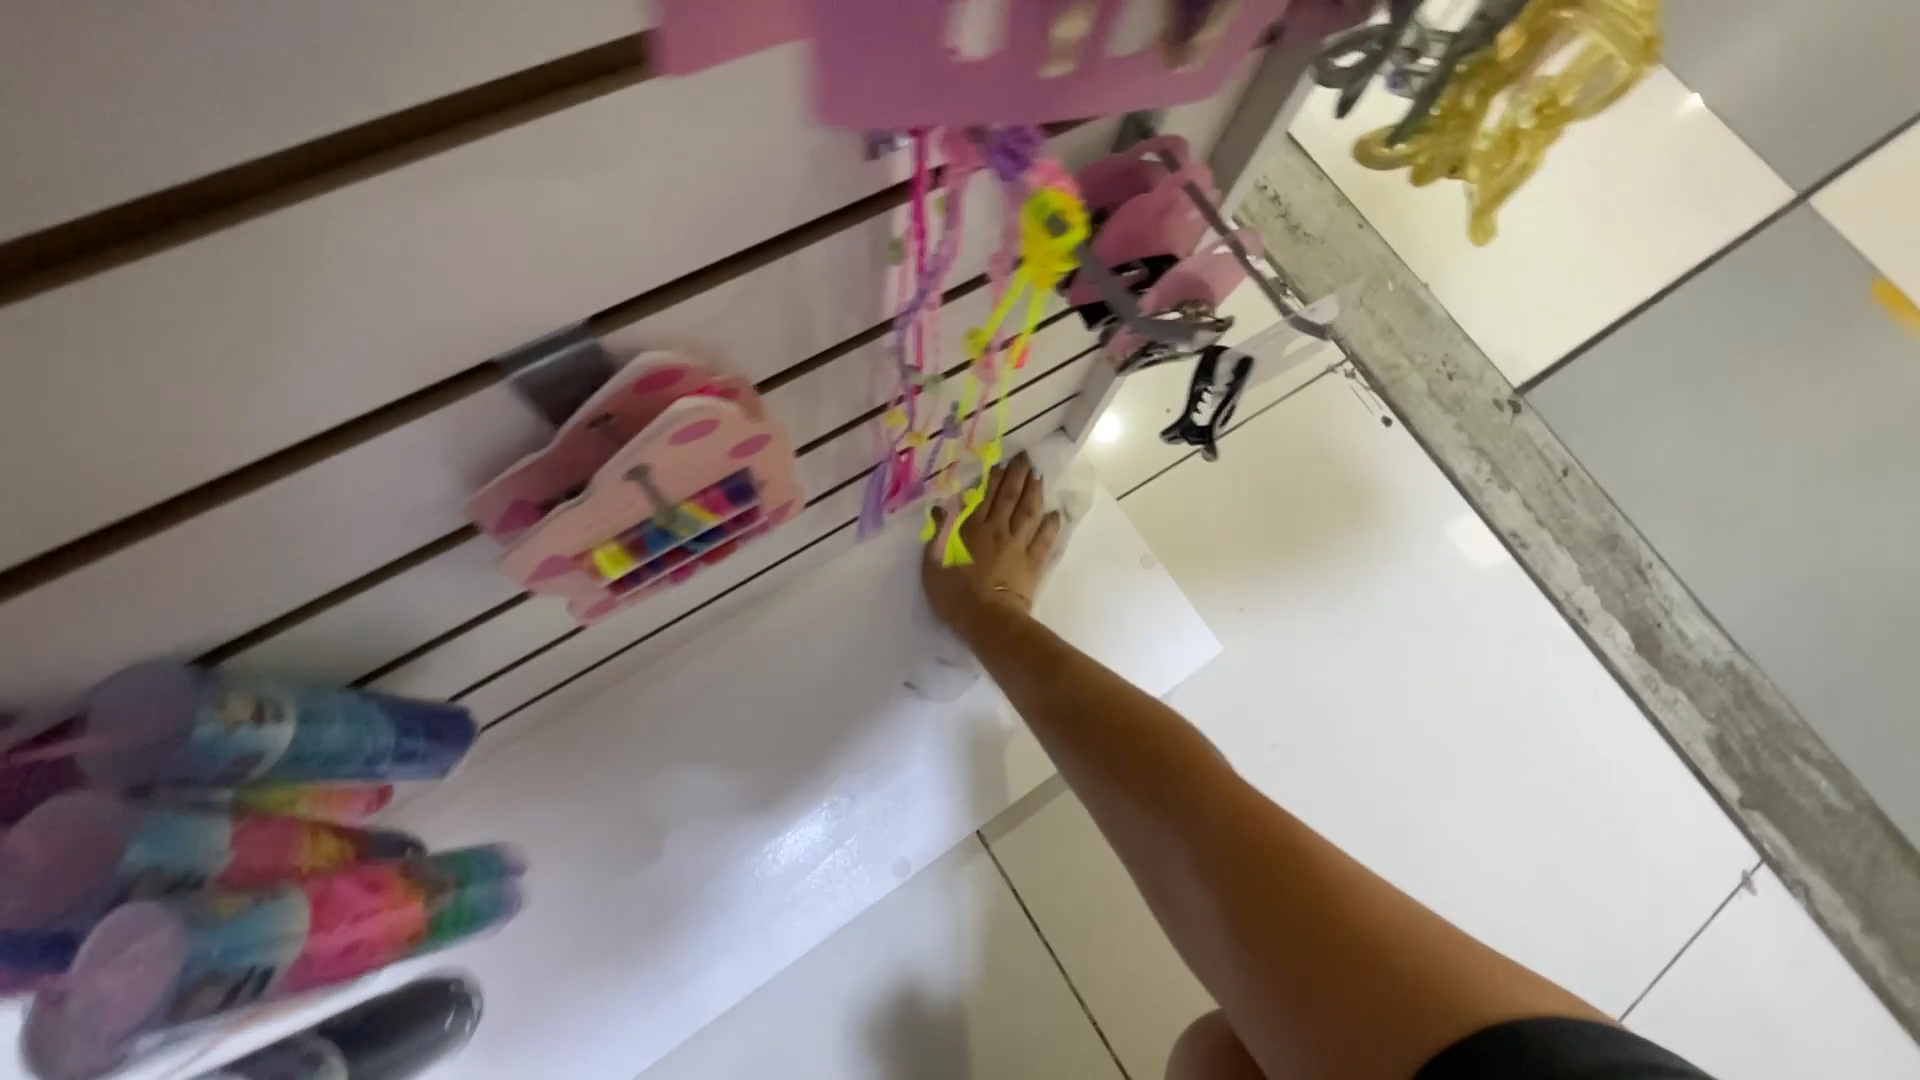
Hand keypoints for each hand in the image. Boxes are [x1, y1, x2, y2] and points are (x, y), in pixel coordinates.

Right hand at [923, 452, 1062, 625]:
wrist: (988, 620)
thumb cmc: (956, 596)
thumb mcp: (933, 567)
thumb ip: (936, 537)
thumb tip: (939, 510)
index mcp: (974, 531)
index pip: (986, 497)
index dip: (995, 478)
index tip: (1001, 462)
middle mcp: (999, 532)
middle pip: (1011, 498)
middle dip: (1018, 476)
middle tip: (1025, 458)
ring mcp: (1019, 546)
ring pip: (1030, 513)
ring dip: (1035, 493)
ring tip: (1039, 476)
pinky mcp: (1034, 564)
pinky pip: (1045, 540)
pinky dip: (1051, 526)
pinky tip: (1056, 514)